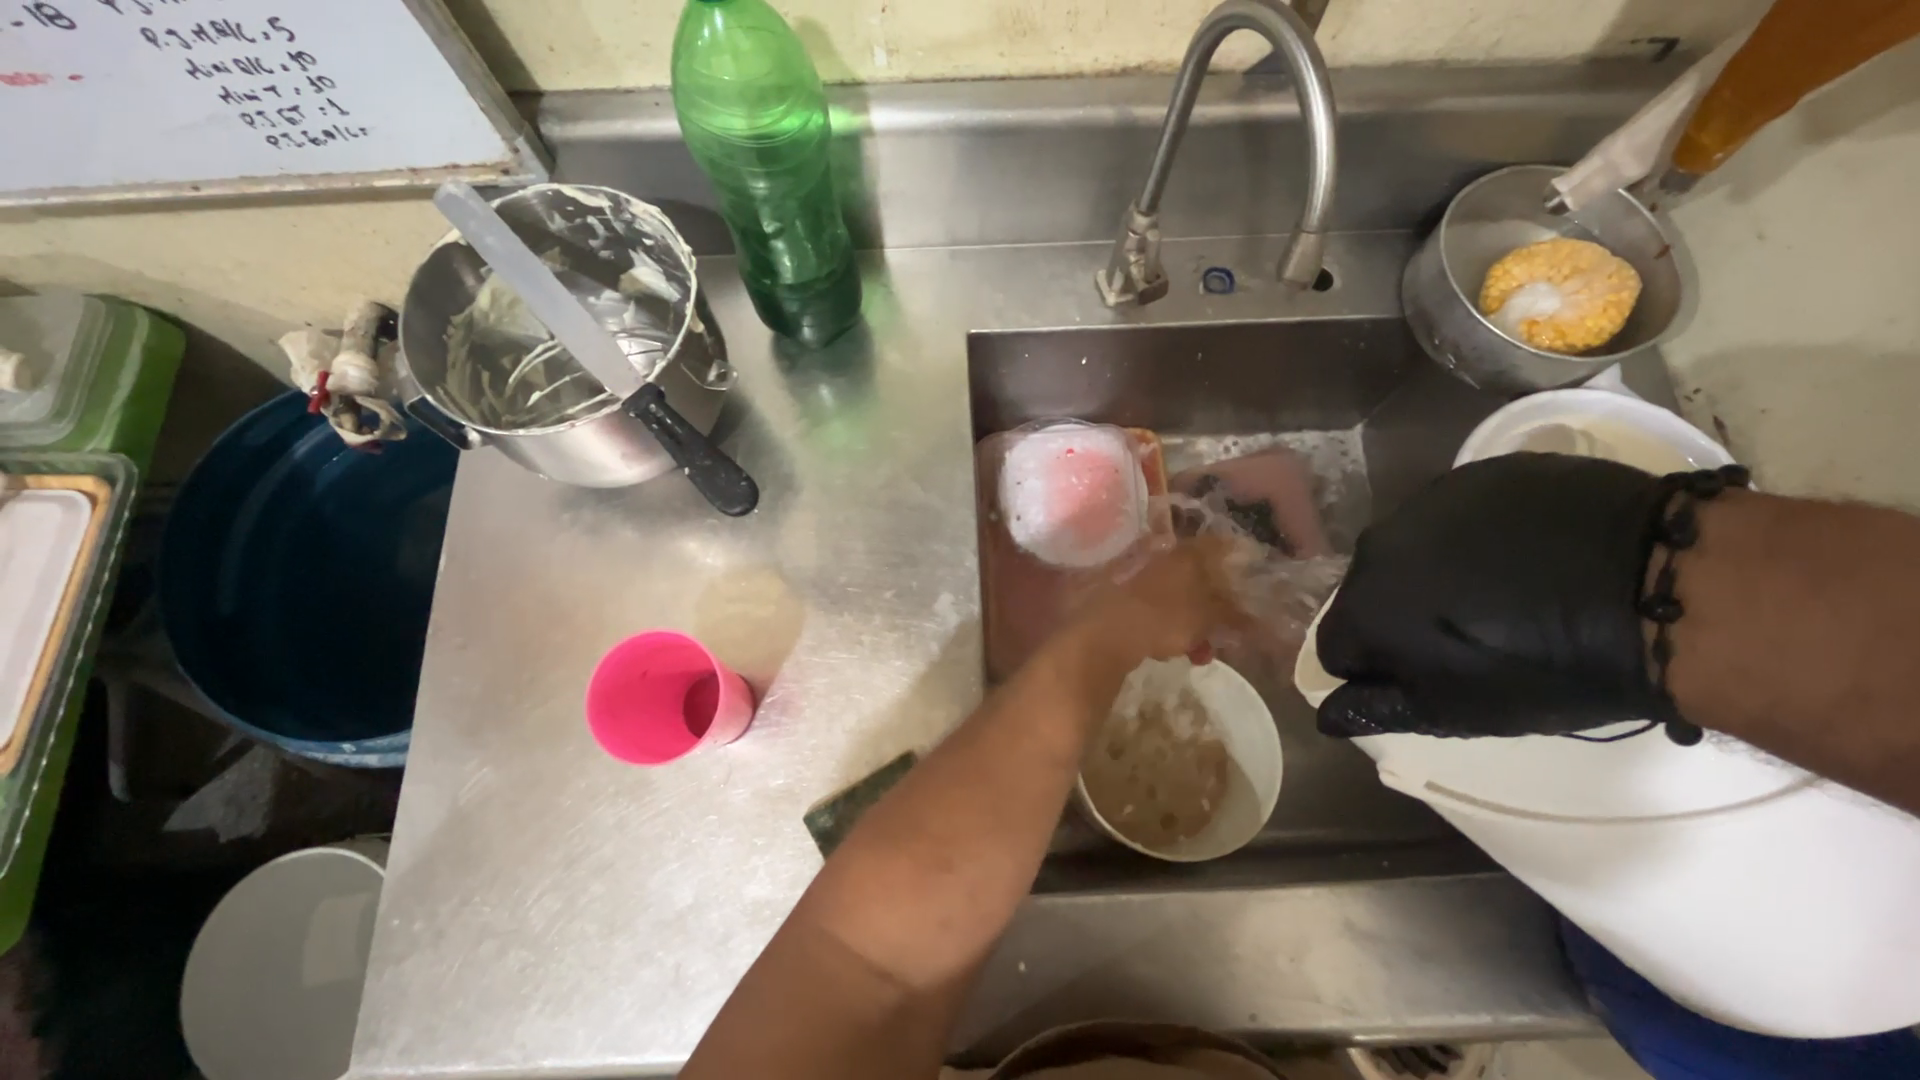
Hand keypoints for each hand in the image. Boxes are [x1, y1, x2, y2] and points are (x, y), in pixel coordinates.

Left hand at [1073, 536, 1244, 666]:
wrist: (1106, 632)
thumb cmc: (1164, 618)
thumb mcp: (1206, 618)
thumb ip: (1232, 615)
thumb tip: (1253, 619)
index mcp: (1186, 552)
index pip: (1220, 547)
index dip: (1237, 565)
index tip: (1248, 587)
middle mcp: (1161, 555)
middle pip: (1199, 577)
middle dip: (1214, 607)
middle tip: (1225, 632)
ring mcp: (1138, 573)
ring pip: (1176, 597)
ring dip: (1192, 625)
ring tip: (1200, 654)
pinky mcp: (1120, 596)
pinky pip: (1154, 609)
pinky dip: (1167, 628)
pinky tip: (1172, 652)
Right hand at [1315, 453, 1671, 737]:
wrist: (1659, 588)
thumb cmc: (1549, 668)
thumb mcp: (1457, 709)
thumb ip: (1379, 708)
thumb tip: (1325, 712)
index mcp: (1365, 606)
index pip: (1338, 647)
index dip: (1376, 670)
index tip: (1427, 677)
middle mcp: (1379, 545)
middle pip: (1371, 592)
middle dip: (1403, 615)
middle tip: (1469, 637)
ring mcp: (1431, 501)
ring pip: (1413, 549)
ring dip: (1438, 572)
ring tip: (1505, 592)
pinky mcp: (1483, 471)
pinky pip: (1460, 514)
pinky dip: (1480, 536)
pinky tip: (1530, 554)